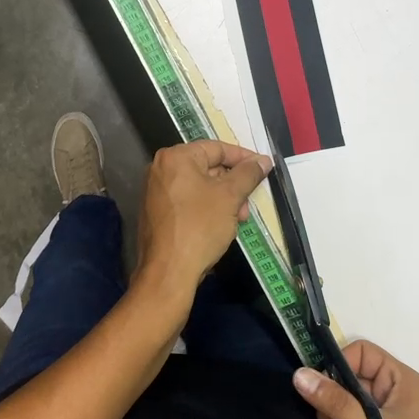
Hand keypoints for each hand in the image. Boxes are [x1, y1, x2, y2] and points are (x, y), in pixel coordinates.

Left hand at [134, 140, 270, 289]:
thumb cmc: (200, 227)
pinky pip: (187, 200)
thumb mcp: (229, 197)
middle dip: (232, 184)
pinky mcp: (156, 211)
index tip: (263, 168)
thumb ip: (247, 174)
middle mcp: (161, 168)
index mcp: (175, 157)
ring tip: (237, 219)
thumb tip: (263, 160)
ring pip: (199, 186)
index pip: (216, 148)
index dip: (243, 158)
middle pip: (207, 167)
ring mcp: (155, 190)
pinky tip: (220, 225)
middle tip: (247, 204)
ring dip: (222, 199)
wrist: (168, 270)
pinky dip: (206, 207)